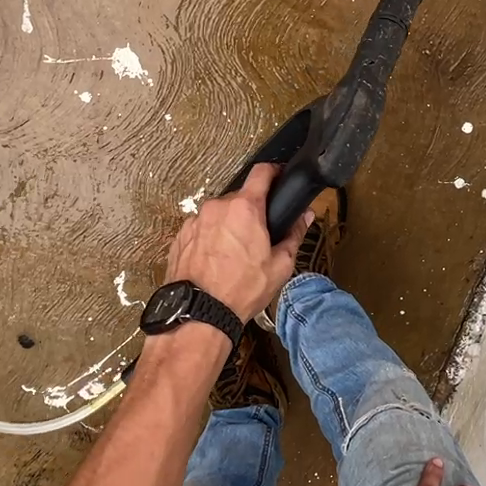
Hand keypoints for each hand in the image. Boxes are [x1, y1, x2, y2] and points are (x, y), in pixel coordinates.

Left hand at [162, 163, 311, 321]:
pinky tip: (217, 262)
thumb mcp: (279, 265)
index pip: (261, 172)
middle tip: (258, 236)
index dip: (273, 172)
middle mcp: (217, 207)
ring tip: (234, 256)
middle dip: (250, 212)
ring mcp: (195, 221)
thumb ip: (294, 235)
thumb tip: (304, 218)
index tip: (277, 176)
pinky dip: (210, 240)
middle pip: (239, 198)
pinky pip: (201, 229)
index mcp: (245, 208)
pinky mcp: (180, 236)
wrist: (199, 314)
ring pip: (219, 215)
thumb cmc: (238, 291)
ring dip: (228, 227)